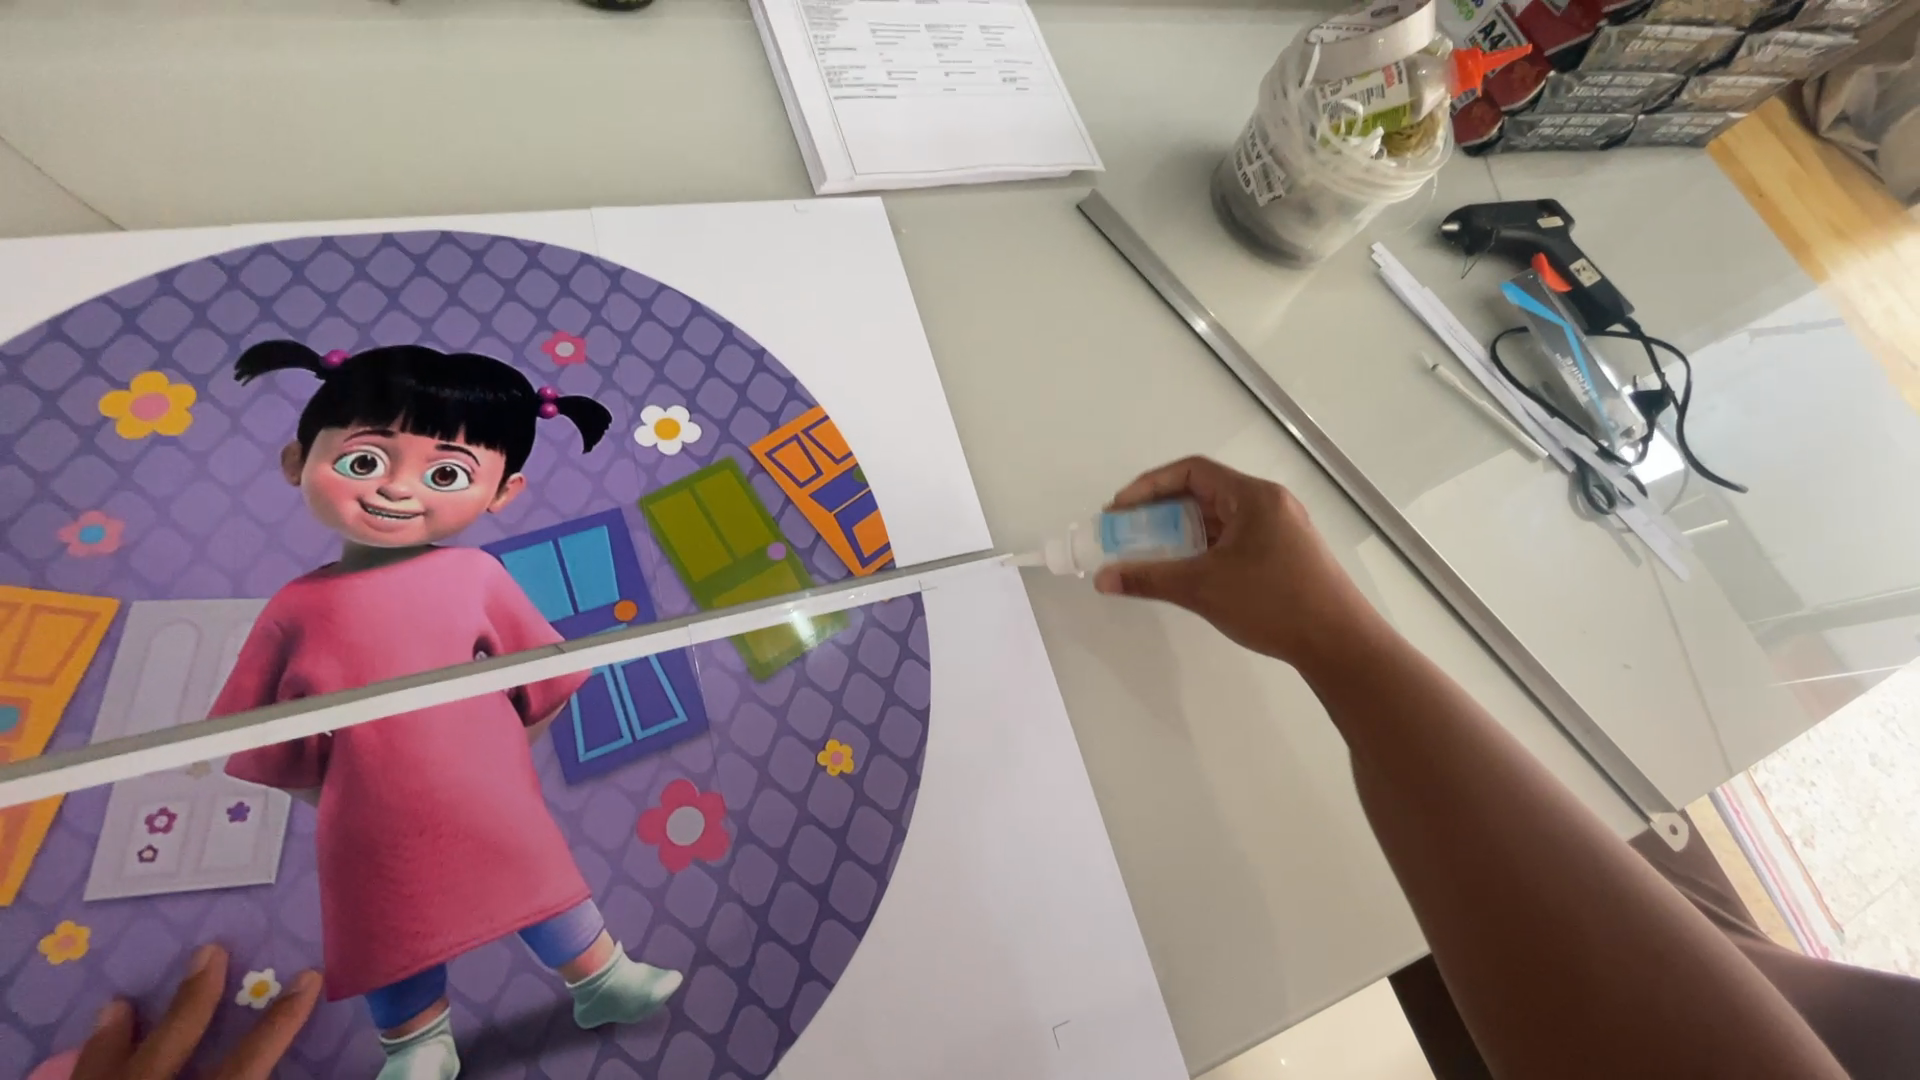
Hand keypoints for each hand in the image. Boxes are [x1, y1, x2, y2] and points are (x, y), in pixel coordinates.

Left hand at [70, 944, 319, 1079]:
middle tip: (208, 952)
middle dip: (192, 999)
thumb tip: (322, 1071)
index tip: (308, 976)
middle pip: (171, 1045)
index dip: (281, 1020)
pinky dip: (84, 1067)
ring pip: (101, 1068)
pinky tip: (80, 1060)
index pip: (249, 1059)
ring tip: (116, 1005)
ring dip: (112, 1037)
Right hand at [1094, 456, 1389, 671]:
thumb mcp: (1201, 588)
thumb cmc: (1272, 603)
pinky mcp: (1285, 554)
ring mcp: (1280, 530)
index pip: (1192, 471)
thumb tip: (1102, 579)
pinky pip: (1233, 539)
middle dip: (1161, 511)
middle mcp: (1268, 504)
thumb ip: (1148, 579)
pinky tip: (1187, 570)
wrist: (1341, 644)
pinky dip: (1204, 548)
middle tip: (1128, 532)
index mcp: (1253, 497)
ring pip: (1219, 519)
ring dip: (1181, 532)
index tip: (1120, 509)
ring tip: (1150, 552)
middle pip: (1204, 493)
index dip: (1149, 485)